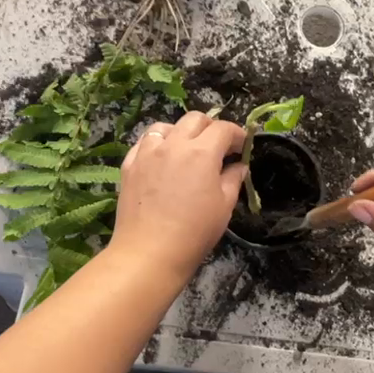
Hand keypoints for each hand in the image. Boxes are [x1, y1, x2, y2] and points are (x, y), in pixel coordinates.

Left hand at [107, 112, 247, 287]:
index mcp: (201, 152)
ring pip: (165, 126)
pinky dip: (157, 144)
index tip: (243, 146)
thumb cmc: (194, 232)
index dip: (237, 134)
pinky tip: (161, 159)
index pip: (223, 129)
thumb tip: (239, 166)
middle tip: (218, 146)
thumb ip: (233, 179)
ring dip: (180, 132)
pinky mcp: (130, 165)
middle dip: (211, 127)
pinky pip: (144, 143)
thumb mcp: (224, 206)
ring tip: (186, 149)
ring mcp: (147, 153)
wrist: (149, 252)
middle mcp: (173, 144)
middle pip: (195, 119)